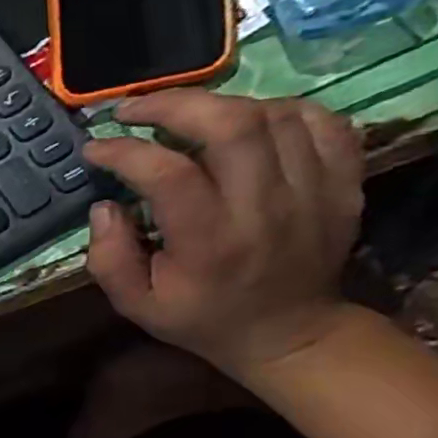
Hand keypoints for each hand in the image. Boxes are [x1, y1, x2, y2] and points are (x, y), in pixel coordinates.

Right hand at [82, 90, 364, 376]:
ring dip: (216, 105)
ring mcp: (314, 190)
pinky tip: (245, 122)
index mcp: (211, 242)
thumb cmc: (202, 318)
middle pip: (230, 123)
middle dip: (172, 104)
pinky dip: (278, 109)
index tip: (95, 148)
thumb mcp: (135, 304)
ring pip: (271, 113)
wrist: (289, 333)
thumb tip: (104, 206)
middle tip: (134, 109)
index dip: (123, 151)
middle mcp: (265, 207)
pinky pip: (319, 120)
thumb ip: (108, 258)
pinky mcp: (342, 181)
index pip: (168, 173)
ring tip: (183, 117)